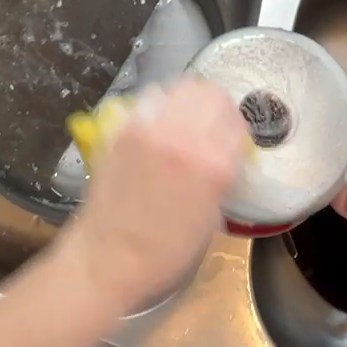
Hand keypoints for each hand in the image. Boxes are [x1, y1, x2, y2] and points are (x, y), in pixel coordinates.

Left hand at [57, 78, 247, 312]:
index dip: (237, 132)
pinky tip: (159, 122)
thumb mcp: (212, 217)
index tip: (232, 140)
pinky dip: (161, 103)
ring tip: (185, 119)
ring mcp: (152, 128)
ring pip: (183, 87)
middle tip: (212, 124)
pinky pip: (152, 97)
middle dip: (217, 107)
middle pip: (212, 94)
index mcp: (215, 166)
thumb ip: (222, 175)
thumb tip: (225, 151)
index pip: (238, 124)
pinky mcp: (125, 127)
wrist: (108, 259)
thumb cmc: (166, 252)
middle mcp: (186, 137)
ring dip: (190, 100)